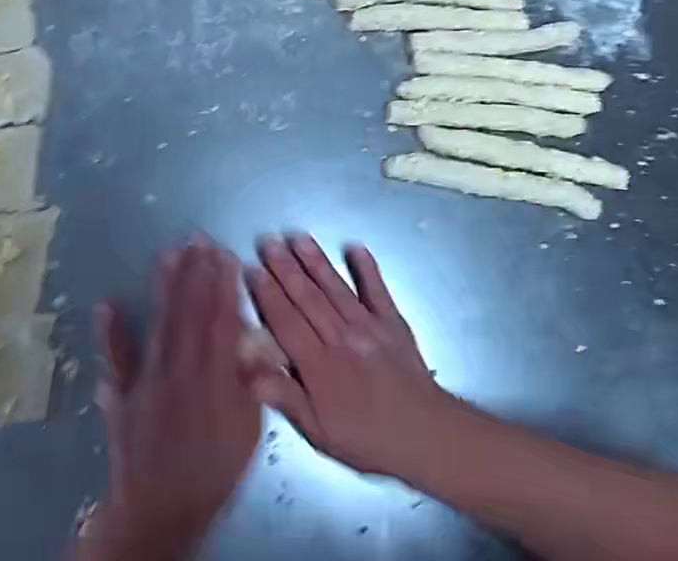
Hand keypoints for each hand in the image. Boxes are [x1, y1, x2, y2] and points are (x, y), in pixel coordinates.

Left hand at [79, 242, 260, 559]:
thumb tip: (253, 341)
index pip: (221, 320)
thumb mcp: (247, 431)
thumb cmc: (212, 471)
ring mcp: (149, 377)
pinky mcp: (124, 392)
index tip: (224, 255)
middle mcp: (180, 369)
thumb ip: (250, 383)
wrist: (162, 511)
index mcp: (213, 377)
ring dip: (165, 286)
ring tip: (170, 254)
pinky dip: (111, 330)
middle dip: (195, 273)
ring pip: (160, 322)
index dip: (222, 285)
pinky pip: (117, 357)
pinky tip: (107, 303)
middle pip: (190, 312)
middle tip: (198, 239)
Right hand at [245, 233, 455, 477]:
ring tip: (297, 238)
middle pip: (307, 298)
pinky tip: (355, 247)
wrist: (427, 436)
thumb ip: (286, 397)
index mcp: (320, 367)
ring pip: (335, 288)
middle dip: (285, 268)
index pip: (286, 322)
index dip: (267, 295)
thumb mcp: (320, 431)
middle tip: (268, 243)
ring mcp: (369, 327)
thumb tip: (250, 372)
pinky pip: (377, 290)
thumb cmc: (368, 439)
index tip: (251, 270)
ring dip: (315, 261)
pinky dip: (367, 268)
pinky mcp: (392, 322)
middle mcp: (341, 339)